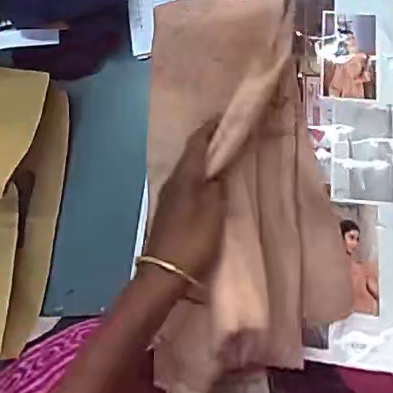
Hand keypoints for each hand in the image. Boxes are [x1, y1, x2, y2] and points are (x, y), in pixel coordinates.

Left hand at [143, 120, 228, 282]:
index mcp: (185, 174)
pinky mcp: (170, 210)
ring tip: (223, 156)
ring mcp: (169, 195)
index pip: (197, 141)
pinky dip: (199, 174)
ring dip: (204, 159)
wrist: (162, 275)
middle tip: (229, 134)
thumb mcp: (213, 212)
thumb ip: (217, 186)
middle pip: (192, 152)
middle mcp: (174, 179)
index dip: (211, 127)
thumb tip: (218, 171)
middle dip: (209, 141)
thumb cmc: (191, 240)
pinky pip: (187, 182)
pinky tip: (209, 182)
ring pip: (189, 167)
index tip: (226, 116)